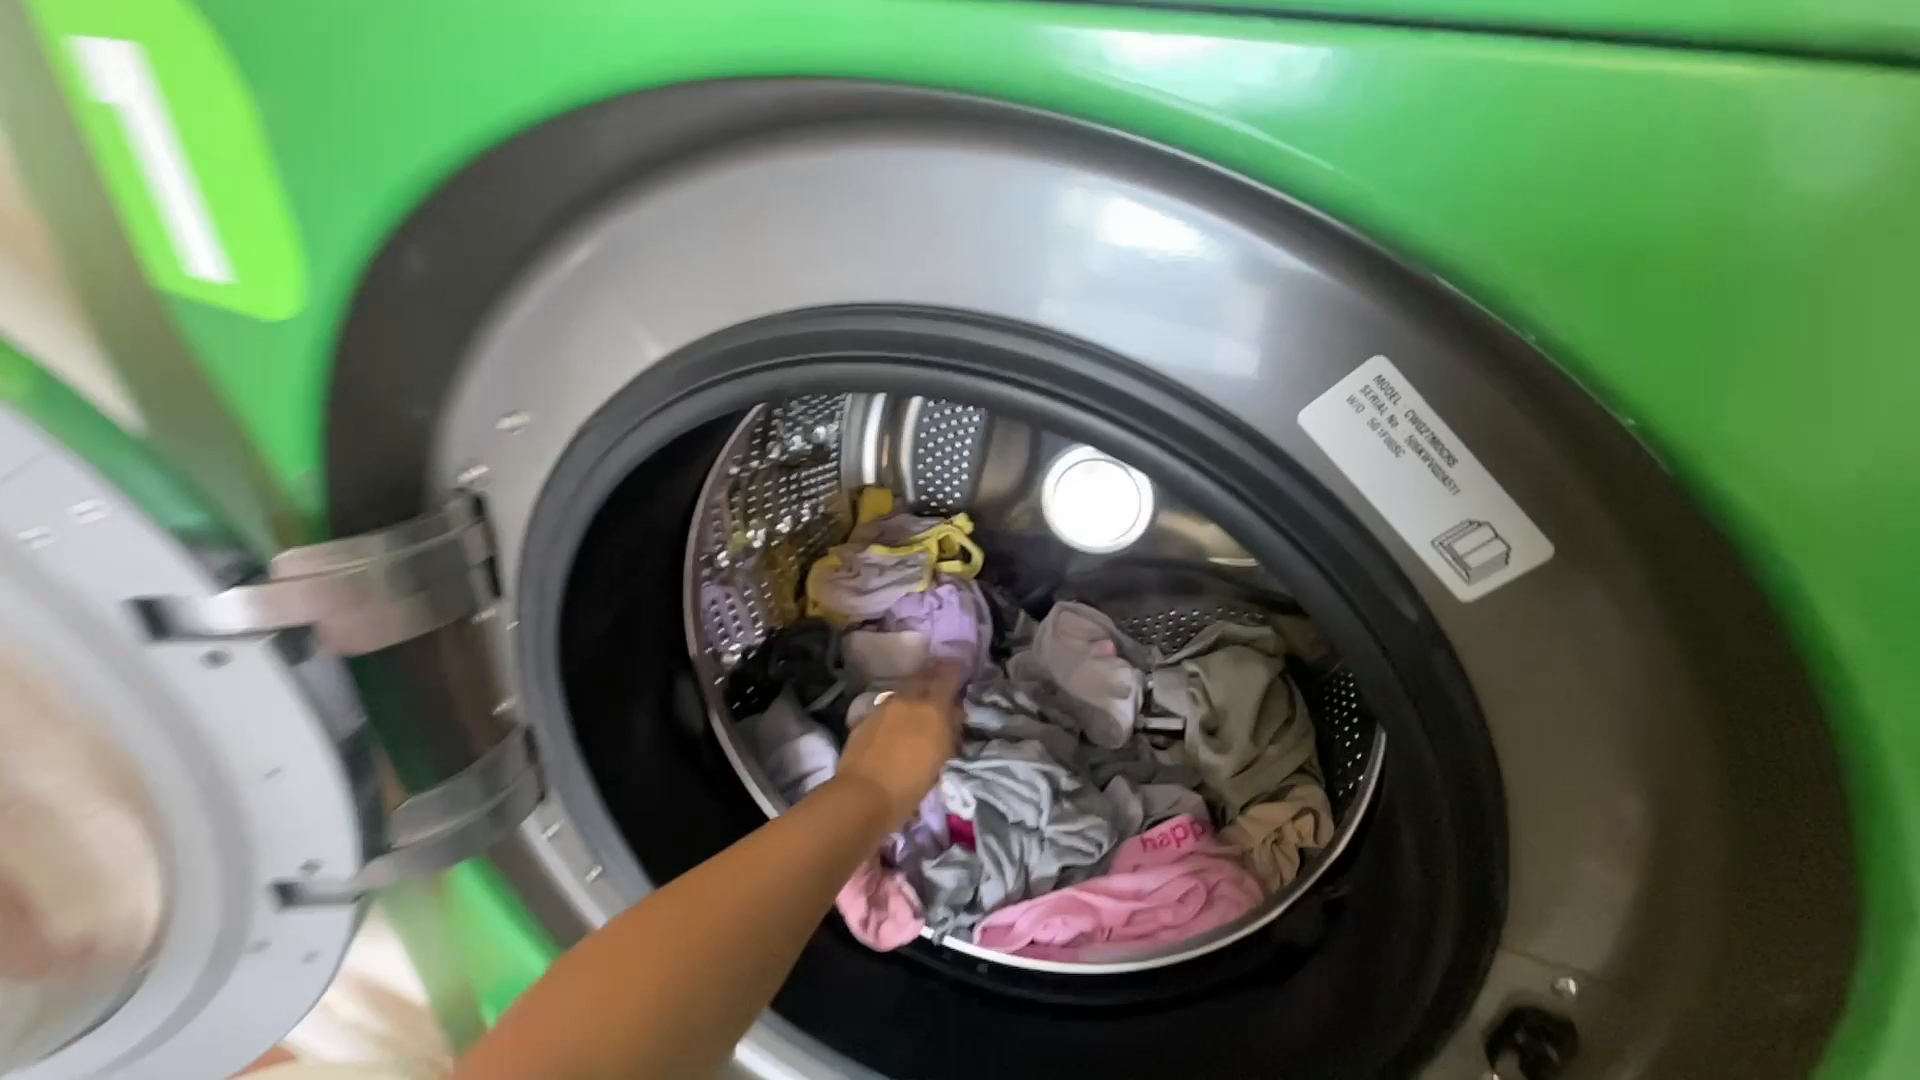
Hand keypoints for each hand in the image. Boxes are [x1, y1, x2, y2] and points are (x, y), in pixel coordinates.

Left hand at [834, 660, 964, 823]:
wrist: (863, 794)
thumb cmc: (911, 785)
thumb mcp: (940, 760)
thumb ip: (948, 732)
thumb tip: (952, 715)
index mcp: (933, 709)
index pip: (947, 678)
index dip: (954, 671)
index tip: (958, 667)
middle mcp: (908, 700)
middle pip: (923, 678)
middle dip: (933, 676)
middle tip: (940, 676)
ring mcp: (883, 707)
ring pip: (903, 691)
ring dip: (913, 693)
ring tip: (919, 702)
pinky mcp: (865, 718)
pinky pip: (887, 706)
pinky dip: (896, 709)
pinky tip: (896, 721)